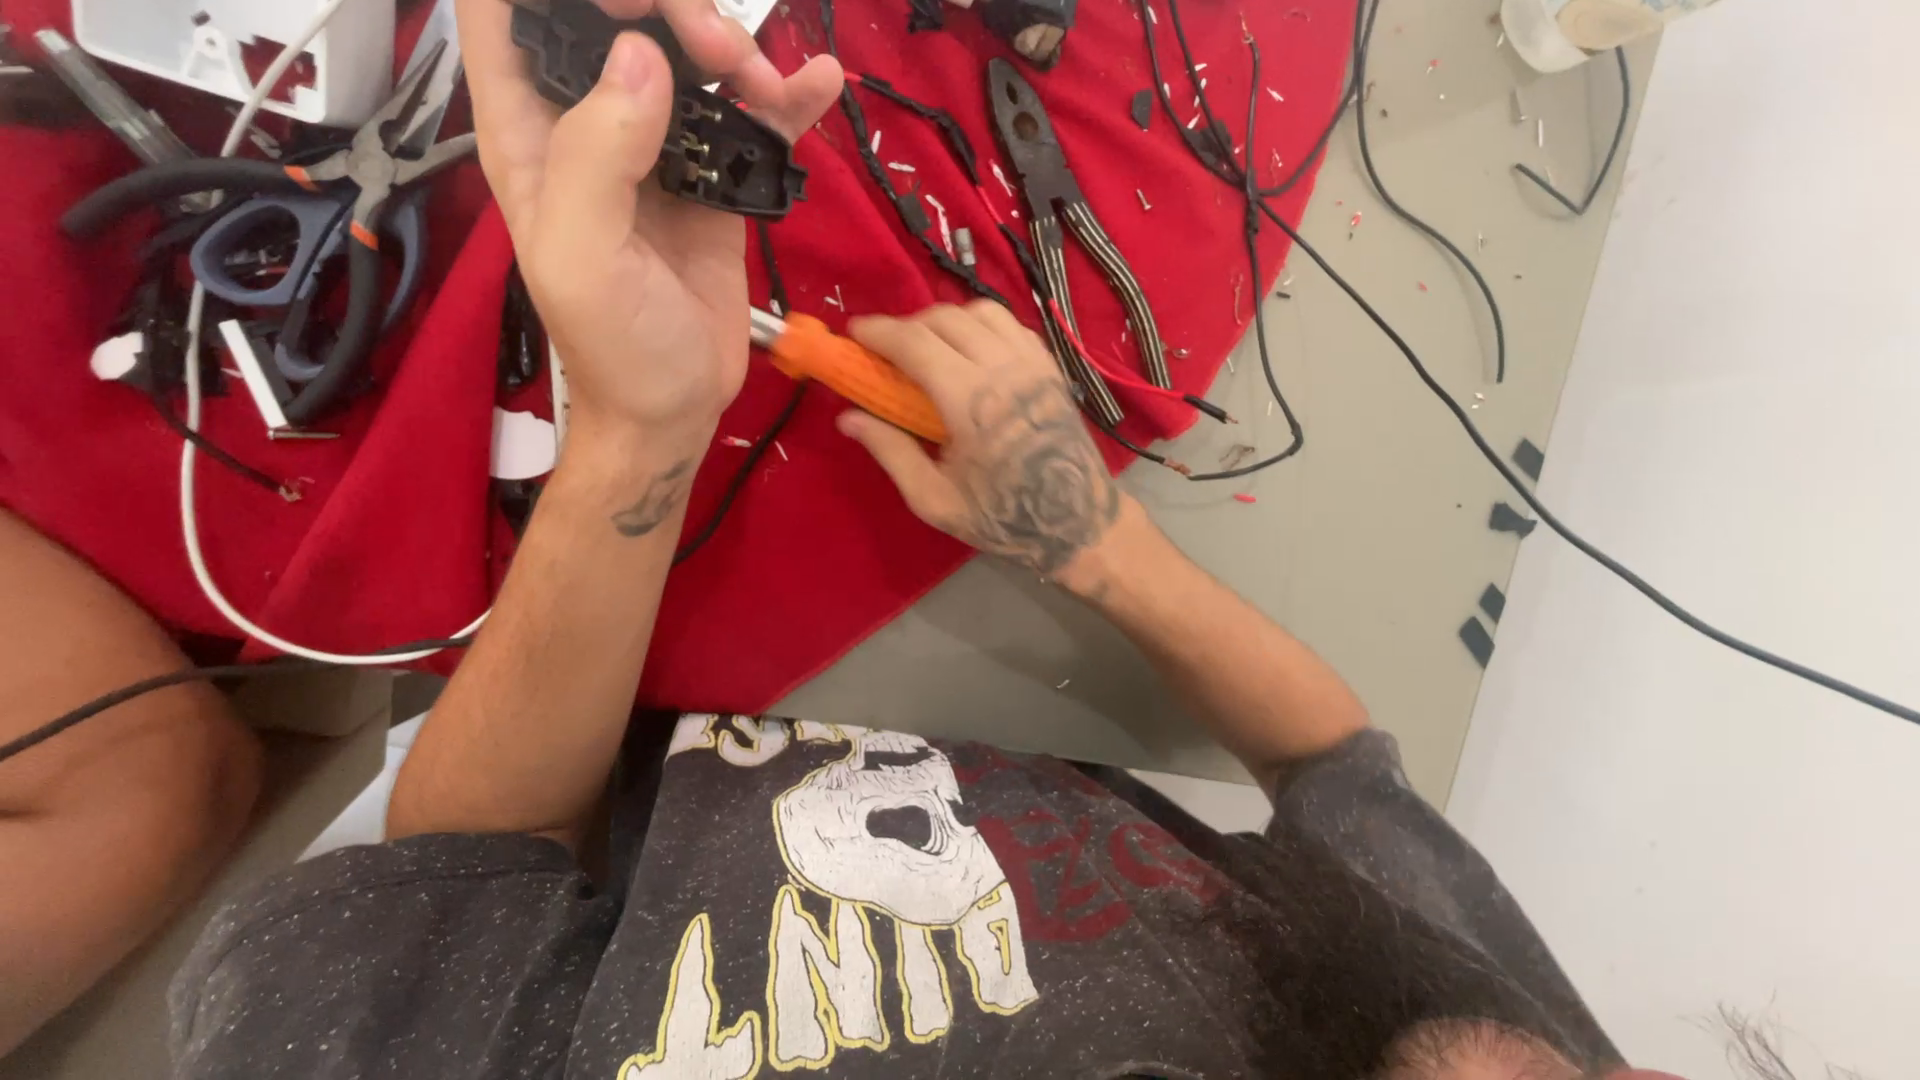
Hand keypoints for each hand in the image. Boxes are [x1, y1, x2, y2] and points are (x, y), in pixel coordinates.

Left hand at [457, 0, 841, 457]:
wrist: (675, 406)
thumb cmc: (615, 346)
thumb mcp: (584, 259)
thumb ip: (597, 156)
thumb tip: (645, 59)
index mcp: (531, 130)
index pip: (510, 4)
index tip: (632, 5)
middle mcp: (591, 122)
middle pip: (619, 16)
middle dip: (671, 10)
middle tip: (723, 57)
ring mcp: (659, 147)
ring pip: (689, 53)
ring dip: (735, 50)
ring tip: (769, 89)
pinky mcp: (716, 179)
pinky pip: (750, 120)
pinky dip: (786, 97)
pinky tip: (821, 84)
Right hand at [836, 302, 1127, 582]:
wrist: (1076, 522)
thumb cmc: (1002, 517)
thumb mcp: (934, 499)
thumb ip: (891, 451)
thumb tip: (847, 418)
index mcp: (970, 401)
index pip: (915, 343)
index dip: (879, 331)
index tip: (855, 333)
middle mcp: (1003, 369)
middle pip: (945, 319)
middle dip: (907, 325)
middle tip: (887, 351)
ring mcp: (1033, 363)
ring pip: (980, 312)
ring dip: (946, 320)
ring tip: (928, 348)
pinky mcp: (1051, 367)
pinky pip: (1010, 325)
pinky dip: (981, 325)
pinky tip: (969, 352)